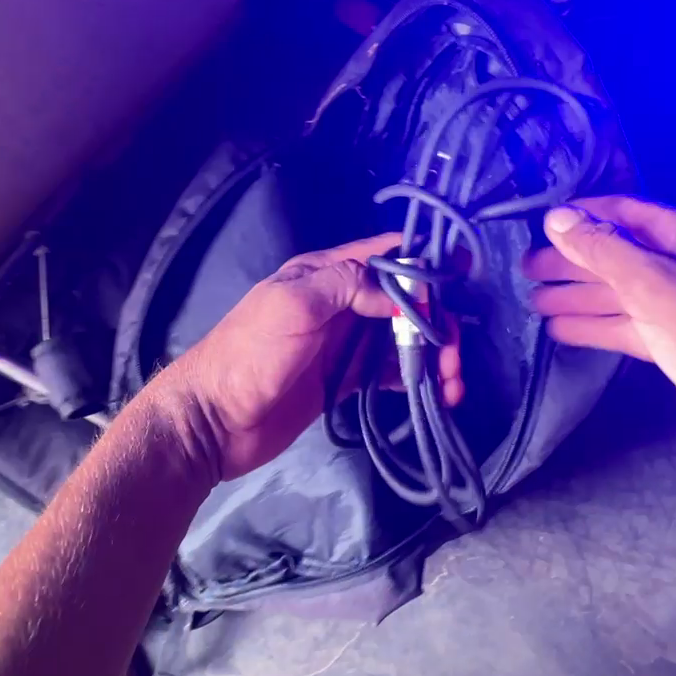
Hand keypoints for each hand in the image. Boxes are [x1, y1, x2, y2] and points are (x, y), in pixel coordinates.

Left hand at [141, 233, 463, 484]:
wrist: (213, 422)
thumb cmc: (250, 353)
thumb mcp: (295, 304)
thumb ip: (348, 284)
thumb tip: (402, 291)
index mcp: (325, 273)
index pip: (384, 254)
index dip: (423, 260)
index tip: (462, 273)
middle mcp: (340, 302)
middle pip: (402, 300)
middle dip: (435, 320)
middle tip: (454, 352)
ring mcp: (343, 343)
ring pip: (401, 338)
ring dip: (432, 354)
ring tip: (452, 383)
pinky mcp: (344, 380)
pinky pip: (389, 372)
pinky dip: (415, 379)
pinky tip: (436, 395)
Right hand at [524, 196, 675, 485]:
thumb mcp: (654, 283)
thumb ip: (603, 248)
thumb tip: (558, 218)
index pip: (624, 211)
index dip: (581, 215)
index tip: (539, 225)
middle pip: (619, 254)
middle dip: (573, 260)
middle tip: (526, 269)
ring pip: (621, 294)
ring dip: (579, 295)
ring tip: (535, 301)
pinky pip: (629, 328)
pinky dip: (596, 327)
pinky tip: (564, 331)